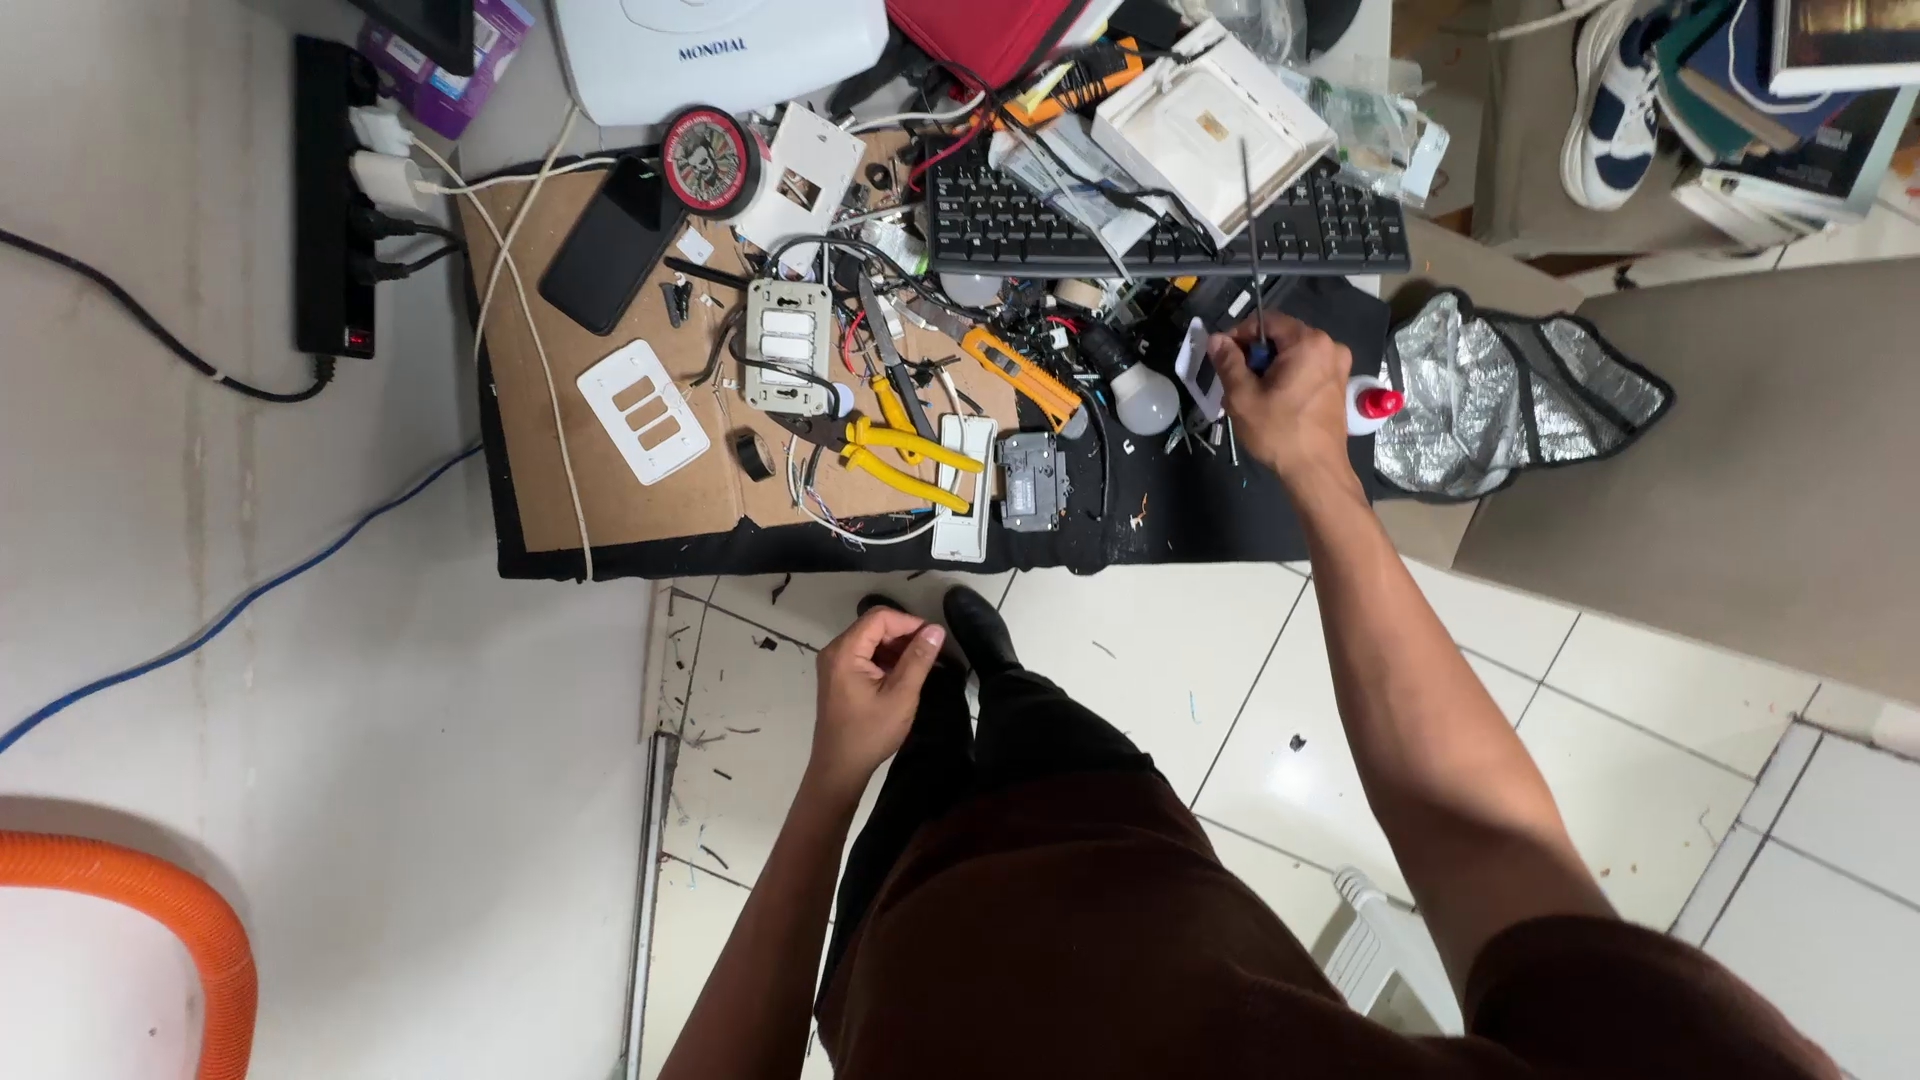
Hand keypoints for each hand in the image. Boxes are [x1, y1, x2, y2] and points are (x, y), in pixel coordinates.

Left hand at [809, 608, 945, 795]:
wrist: (839, 768)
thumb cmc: (870, 733)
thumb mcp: (901, 695)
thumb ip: (918, 659)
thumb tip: (936, 630)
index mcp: (845, 652)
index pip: (880, 617)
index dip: (909, 622)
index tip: (933, 638)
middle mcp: (835, 650)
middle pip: (874, 626)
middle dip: (904, 634)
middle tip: (930, 652)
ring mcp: (835, 663)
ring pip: (871, 639)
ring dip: (896, 647)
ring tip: (921, 664)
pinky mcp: (839, 675)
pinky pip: (865, 654)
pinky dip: (885, 658)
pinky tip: (903, 674)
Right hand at [1208, 313, 1354, 488]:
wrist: (1315, 469)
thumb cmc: (1278, 431)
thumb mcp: (1242, 396)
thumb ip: (1228, 362)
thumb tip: (1215, 339)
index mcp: (1308, 342)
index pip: (1267, 321)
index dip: (1240, 334)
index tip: (1222, 355)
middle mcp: (1329, 346)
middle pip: (1281, 337)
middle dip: (1254, 354)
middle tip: (1233, 379)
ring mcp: (1337, 366)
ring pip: (1293, 354)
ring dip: (1268, 367)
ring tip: (1250, 394)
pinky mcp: (1338, 384)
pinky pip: (1305, 368)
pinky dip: (1286, 377)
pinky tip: (1272, 400)